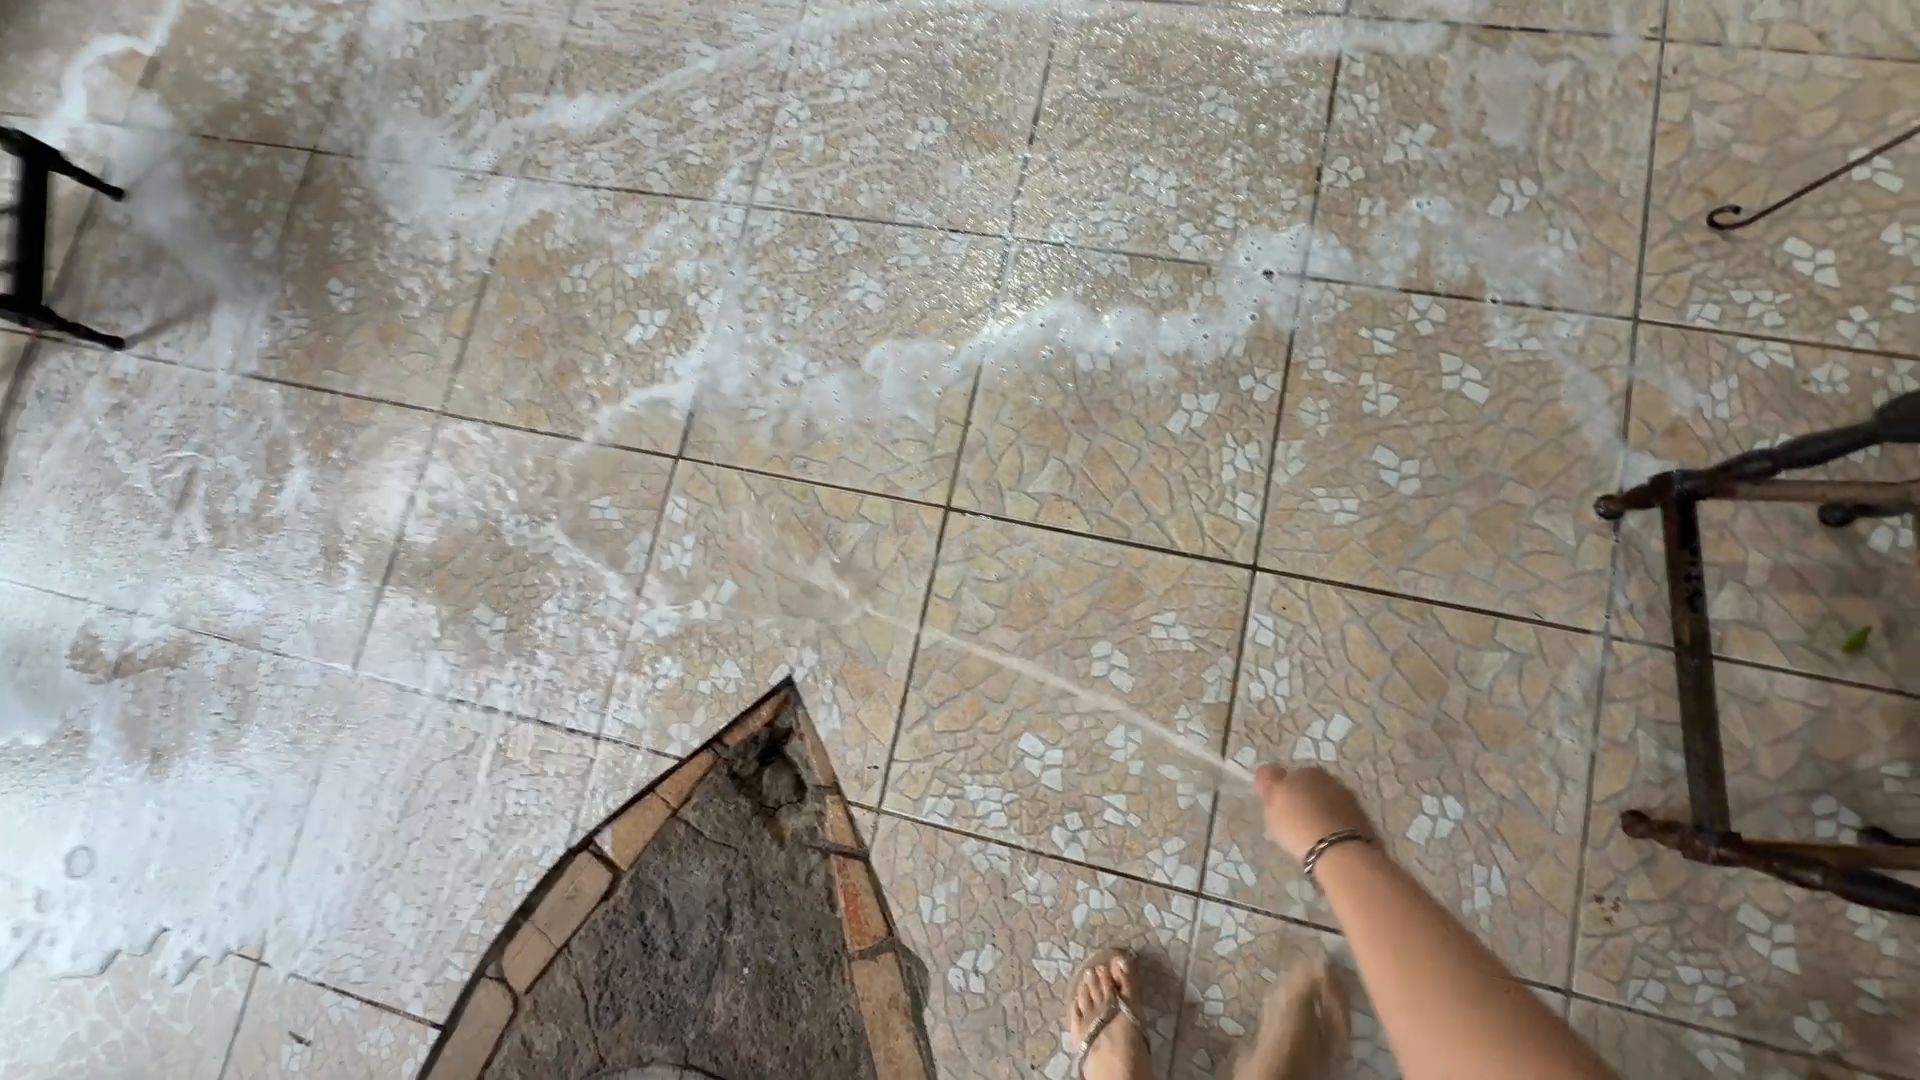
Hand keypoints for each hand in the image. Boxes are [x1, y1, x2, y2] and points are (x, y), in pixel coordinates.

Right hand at [1253, 764, 1374, 862]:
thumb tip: (1267, 770)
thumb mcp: (1271, 801)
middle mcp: (1332, 780)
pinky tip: (1326, 843)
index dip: (1280, 792)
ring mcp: (1351, 802)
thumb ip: (1266, 781)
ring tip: (1310, 837)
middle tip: (1291, 824)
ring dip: (1319, 815)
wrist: (1341, 852)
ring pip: (1327, 805)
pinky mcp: (1364, 823)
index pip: (1288, 775)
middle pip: (1310, 789)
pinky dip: (1333, 829)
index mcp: (1307, 770)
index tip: (1275, 809)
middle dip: (1302, 802)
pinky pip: (1340, 822)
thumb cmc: (1298, 823)